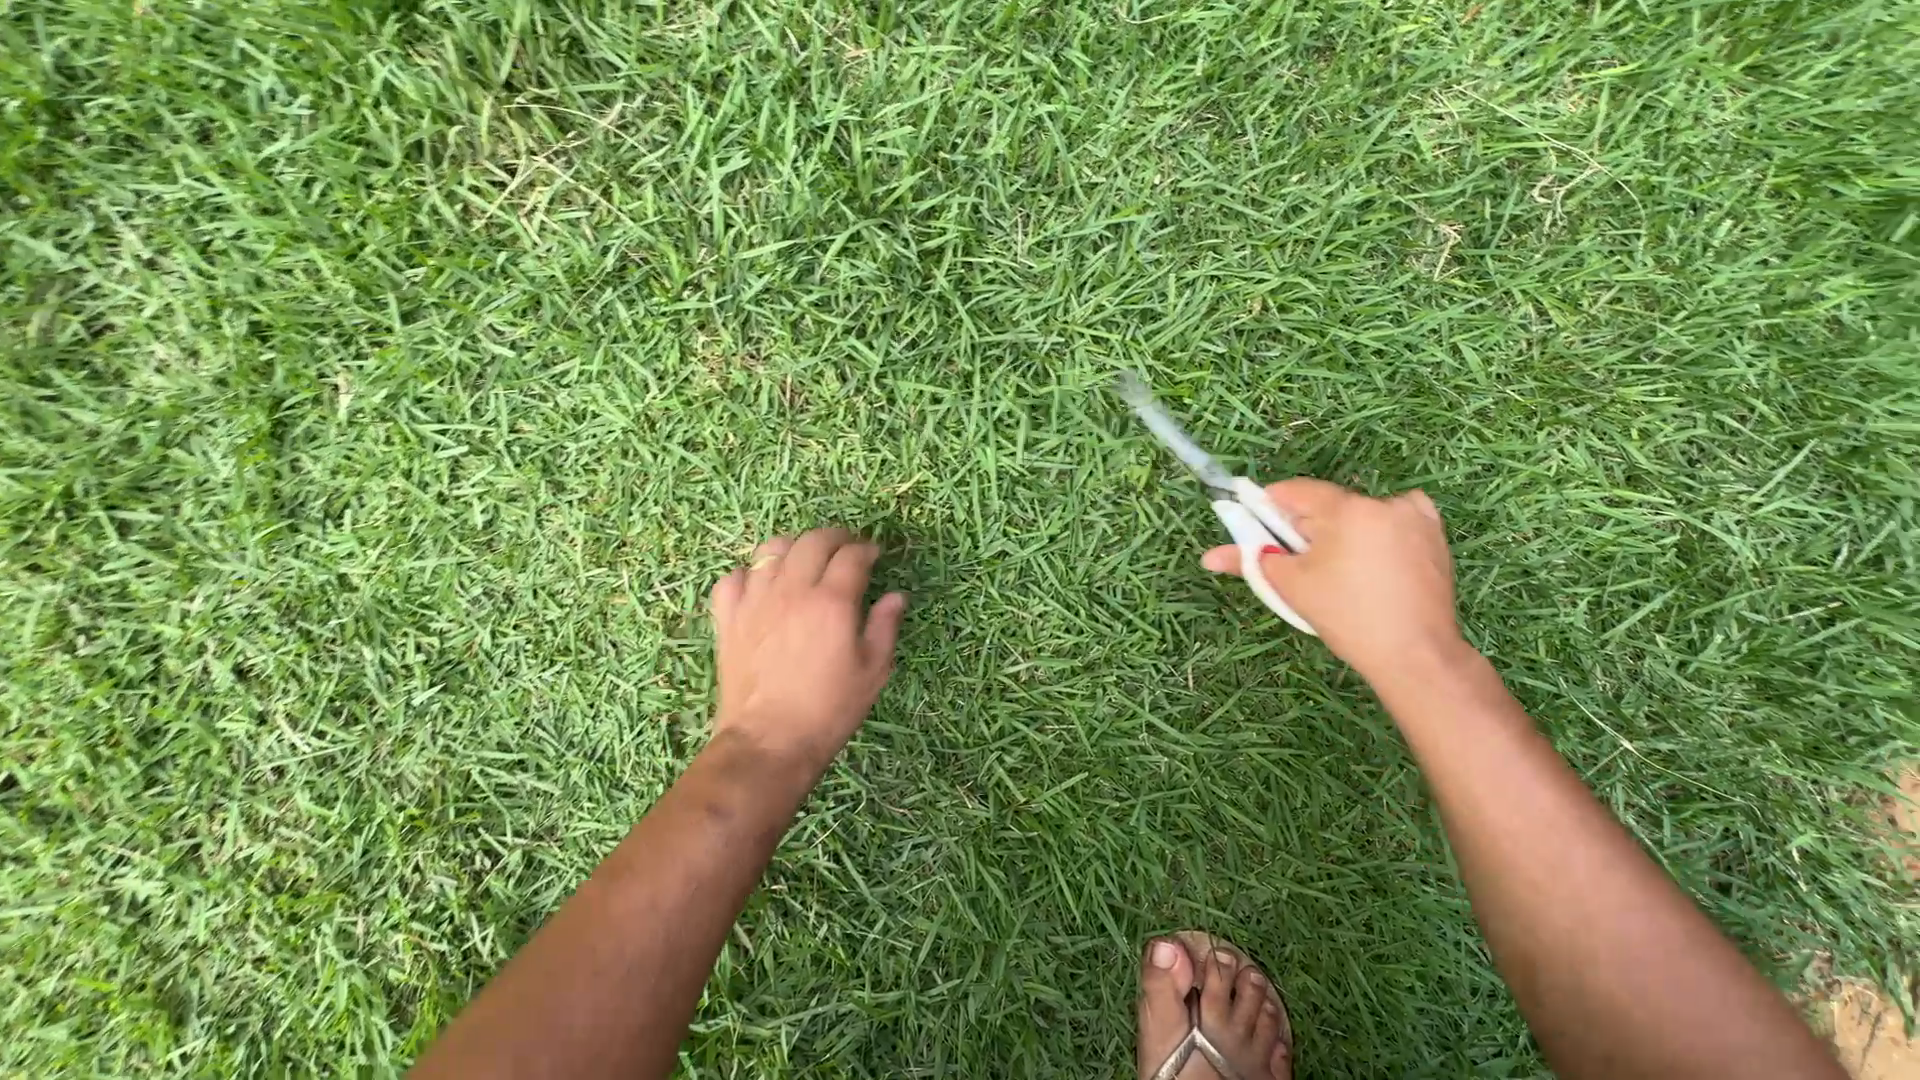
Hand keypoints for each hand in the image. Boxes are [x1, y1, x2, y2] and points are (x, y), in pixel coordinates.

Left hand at [708, 528, 907, 774]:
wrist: (768, 741)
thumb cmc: (829, 710)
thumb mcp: (873, 671)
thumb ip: (885, 627)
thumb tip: (896, 596)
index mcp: (832, 602)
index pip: (852, 556)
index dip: (867, 550)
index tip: (875, 555)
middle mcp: (792, 590)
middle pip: (813, 541)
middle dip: (835, 537)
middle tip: (847, 548)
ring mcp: (755, 601)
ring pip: (772, 550)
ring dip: (794, 547)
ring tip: (805, 559)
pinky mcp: (728, 618)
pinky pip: (734, 578)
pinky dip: (750, 574)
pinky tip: (762, 586)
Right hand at [1202, 478, 1465, 682]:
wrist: (1414, 653)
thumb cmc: (1347, 617)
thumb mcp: (1291, 586)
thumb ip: (1250, 560)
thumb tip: (1208, 556)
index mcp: (1347, 509)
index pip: (1296, 492)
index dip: (1270, 505)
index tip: (1257, 523)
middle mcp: (1383, 503)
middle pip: (1329, 506)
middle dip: (1308, 528)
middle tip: (1299, 563)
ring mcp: (1415, 517)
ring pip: (1360, 514)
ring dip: (1343, 532)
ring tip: (1339, 571)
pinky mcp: (1435, 535)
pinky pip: (1395, 521)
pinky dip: (1379, 533)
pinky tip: (1374, 561)